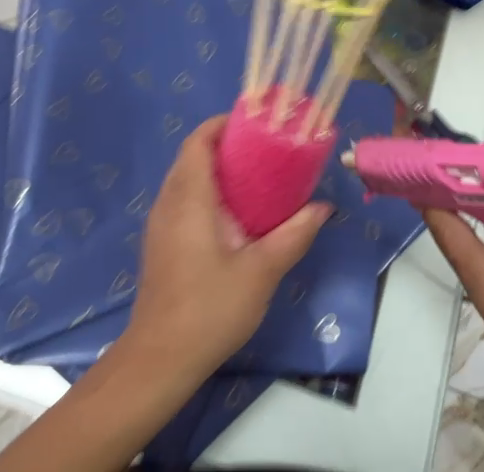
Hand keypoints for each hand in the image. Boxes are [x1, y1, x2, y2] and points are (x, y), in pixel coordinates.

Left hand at [125, 116, 329, 378]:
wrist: (160, 359)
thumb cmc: (210, 308)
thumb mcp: (262, 271)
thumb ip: (293, 234)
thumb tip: (323, 208)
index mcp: (190, 199)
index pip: (198, 142)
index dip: (222, 125)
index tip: (255, 123)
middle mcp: (169, 204)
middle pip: (192, 157)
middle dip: (225, 146)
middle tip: (265, 150)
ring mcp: (160, 226)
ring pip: (185, 181)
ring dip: (216, 171)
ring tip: (256, 178)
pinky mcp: (161, 246)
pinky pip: (182, 202)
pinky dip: (207, 194)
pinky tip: (235, 216)